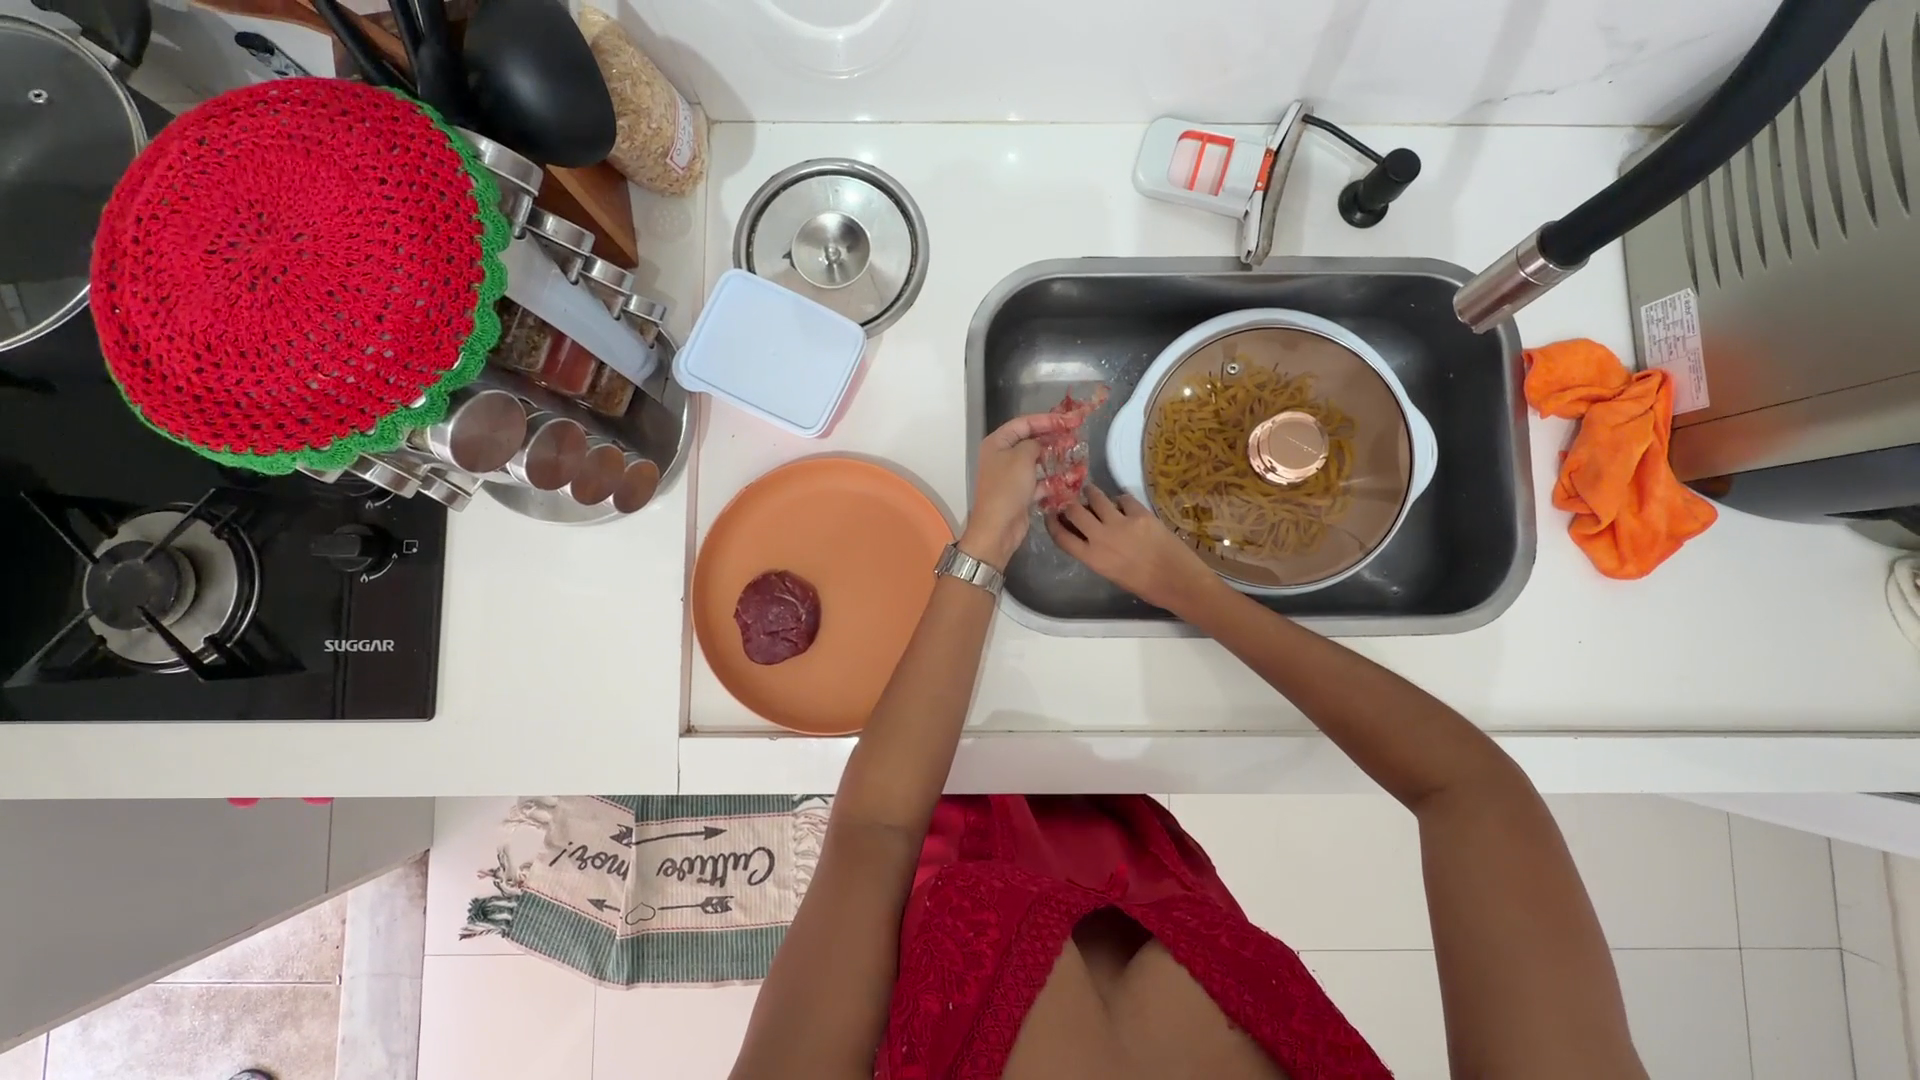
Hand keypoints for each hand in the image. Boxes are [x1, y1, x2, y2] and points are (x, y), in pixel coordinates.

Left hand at [959, 412, 1076, 568]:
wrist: (998, 527)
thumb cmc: (1007, 488)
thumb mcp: (1022, 458)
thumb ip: (1034, 444)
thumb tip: (1039, 446)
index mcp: (997, 443)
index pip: (1023, 423)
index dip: (1046, 419)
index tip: (1068, 420)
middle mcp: (1002, 456)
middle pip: (1030, 441)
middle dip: (1052, 439)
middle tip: (1074, 436)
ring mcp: (1011, 476)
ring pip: (1036, 462)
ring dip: (1054, 459)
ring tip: (1074, 455)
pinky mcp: (1020, 493)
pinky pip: (1039, 481)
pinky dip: (1052, 480)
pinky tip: (1069, 479)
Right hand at [1047, 486, 1218, 612]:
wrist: (1178, 581)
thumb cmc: (1146, 587)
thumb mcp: (1113, 575)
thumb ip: (1098, 555)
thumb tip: (1091, 537)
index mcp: (1093, 558)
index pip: (1062, 537)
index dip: (1053, 523)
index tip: (1051, 514)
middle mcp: (1101, 538)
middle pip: (1075, 511)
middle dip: (1070, 503)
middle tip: (1071, 499)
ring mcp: (1121, 523)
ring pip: (1097, 499)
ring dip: (1091, 494)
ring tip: (1091, 492)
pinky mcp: (1140, 514)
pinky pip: (1124, 499)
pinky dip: (1120, 499)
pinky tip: (1123, 503)